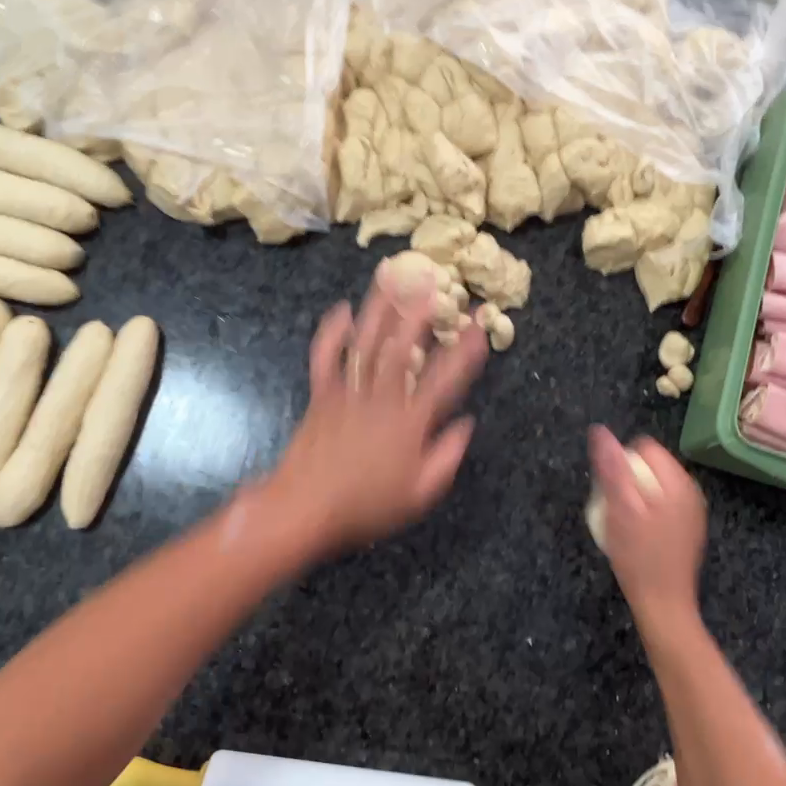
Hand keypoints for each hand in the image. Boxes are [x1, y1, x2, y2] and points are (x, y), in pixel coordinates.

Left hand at [262, 265, 488, 555]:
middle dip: (420, 313)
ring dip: (381, 309)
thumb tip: (465, 425)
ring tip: (392, 277)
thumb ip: (446, 457)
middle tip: (432, 283)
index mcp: (410, 423)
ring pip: (367, 343)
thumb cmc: (367, 507)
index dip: (466, 351)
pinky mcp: (321, 396)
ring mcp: (348, 393)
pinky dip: (332, 332)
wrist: (305, 508)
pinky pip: (326, 357)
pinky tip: (342, 311)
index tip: (480, 326)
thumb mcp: (420, 494)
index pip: (446, 379)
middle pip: (403, 347)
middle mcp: (381, 399)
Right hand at [588, 426, 706, 616]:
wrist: (663, 604)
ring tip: (622, 525)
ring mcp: (691, 513)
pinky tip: (635, 537)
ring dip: (634, 499)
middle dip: (627, 481)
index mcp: (678, 482)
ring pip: (654, 488)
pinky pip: (661, 509)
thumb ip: (611, 468)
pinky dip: (644, 515)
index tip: (608, 490)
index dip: (620, 463)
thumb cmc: (638, 558)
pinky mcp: (687, 532)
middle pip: (650, 468)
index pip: (644, 448)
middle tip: (613, 510)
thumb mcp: (619, 509)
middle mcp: (691, 492)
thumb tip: (599, 431)